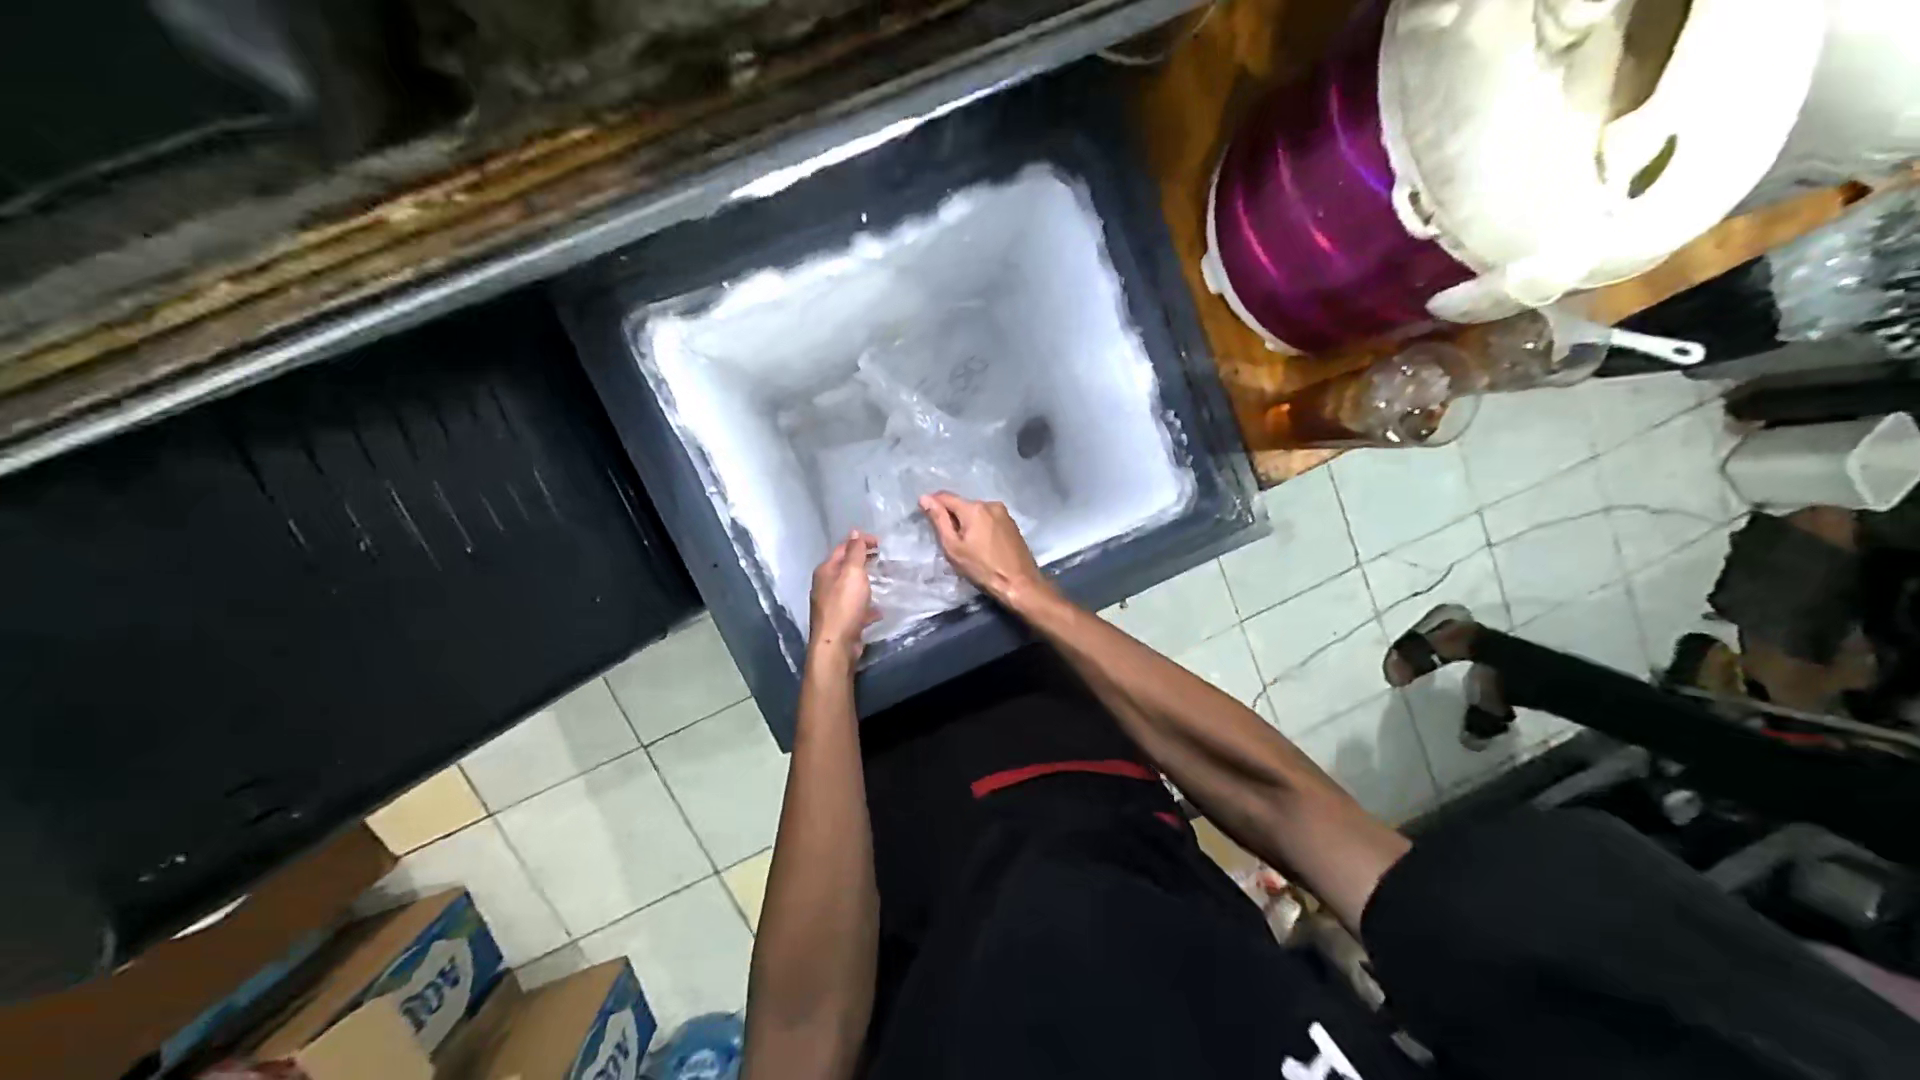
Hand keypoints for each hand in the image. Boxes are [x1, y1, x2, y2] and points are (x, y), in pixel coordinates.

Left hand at [808, 530, 878, 667]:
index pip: (843, 547)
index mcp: (826, 570)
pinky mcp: (840, 621)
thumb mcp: (852, 573)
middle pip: (845, 567)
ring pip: (850, 587)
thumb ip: (855, 552)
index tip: (880, 543)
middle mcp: (825, 585)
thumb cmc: (844, 605)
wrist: (836, 644)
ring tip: (882, 580)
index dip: (860, 541)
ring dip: (865, 582)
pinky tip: (878, 610)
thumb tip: (854, 531)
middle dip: (863, 560)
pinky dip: (866, 605)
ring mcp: (831, 604)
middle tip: (881, 557)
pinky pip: (855, 608)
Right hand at [919, 492, 1052, 610]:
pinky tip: (982, 543)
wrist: (1019, 583)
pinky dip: (981, 526)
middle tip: (949, 540)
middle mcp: (990, 503)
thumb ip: (939, 520)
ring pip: (976, 512)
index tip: (926, 519)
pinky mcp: (1012, 522)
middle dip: (952, 517)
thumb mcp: (954, 547)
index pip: (945, 496)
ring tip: (967, 544)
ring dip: (967, 522)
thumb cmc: (982, 568)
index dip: (933, 505)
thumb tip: (924, 498)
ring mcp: (1004, 512)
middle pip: (962, 504)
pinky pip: (988, 518)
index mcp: (974, 508)